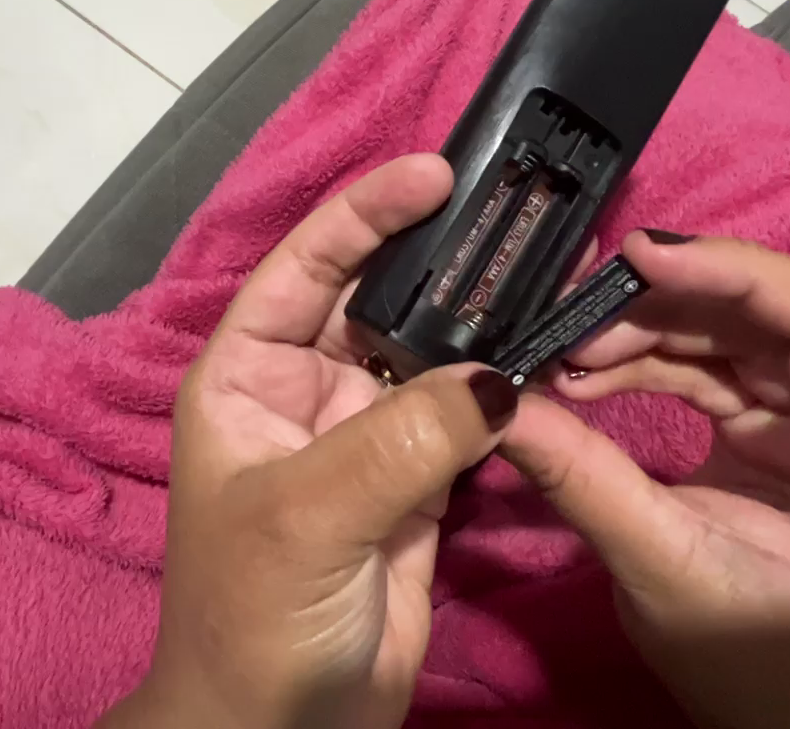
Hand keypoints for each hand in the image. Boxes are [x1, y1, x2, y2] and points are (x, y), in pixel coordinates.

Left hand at [101, 155, 518, 728]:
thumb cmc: (254, 616)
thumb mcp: (308, 515)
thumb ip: (401, 439)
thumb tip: (498, 375)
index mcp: (248, 370)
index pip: (304, 265)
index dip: (362, 213)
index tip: (432, 173)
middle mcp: (305, 384)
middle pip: (374, 295)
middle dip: (433, 253)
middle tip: (506, 211)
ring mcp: (365, 425)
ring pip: (426, 349)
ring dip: (476, 315)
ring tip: (540, 267)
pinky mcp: (416, 470)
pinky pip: (461, 408)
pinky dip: (499, 380)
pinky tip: (541, 347)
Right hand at [502, 232, 789, 728]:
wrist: (765, 678)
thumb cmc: (766, 669)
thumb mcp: (679, 590)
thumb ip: (594, 491)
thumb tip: (499, 407)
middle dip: (741, 286)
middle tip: (630, 272)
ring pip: (772, 310)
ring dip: (669, 304)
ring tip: (575, 336)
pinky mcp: (785, 390)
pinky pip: (718, 337)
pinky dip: (647, 336)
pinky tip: (585, 357)